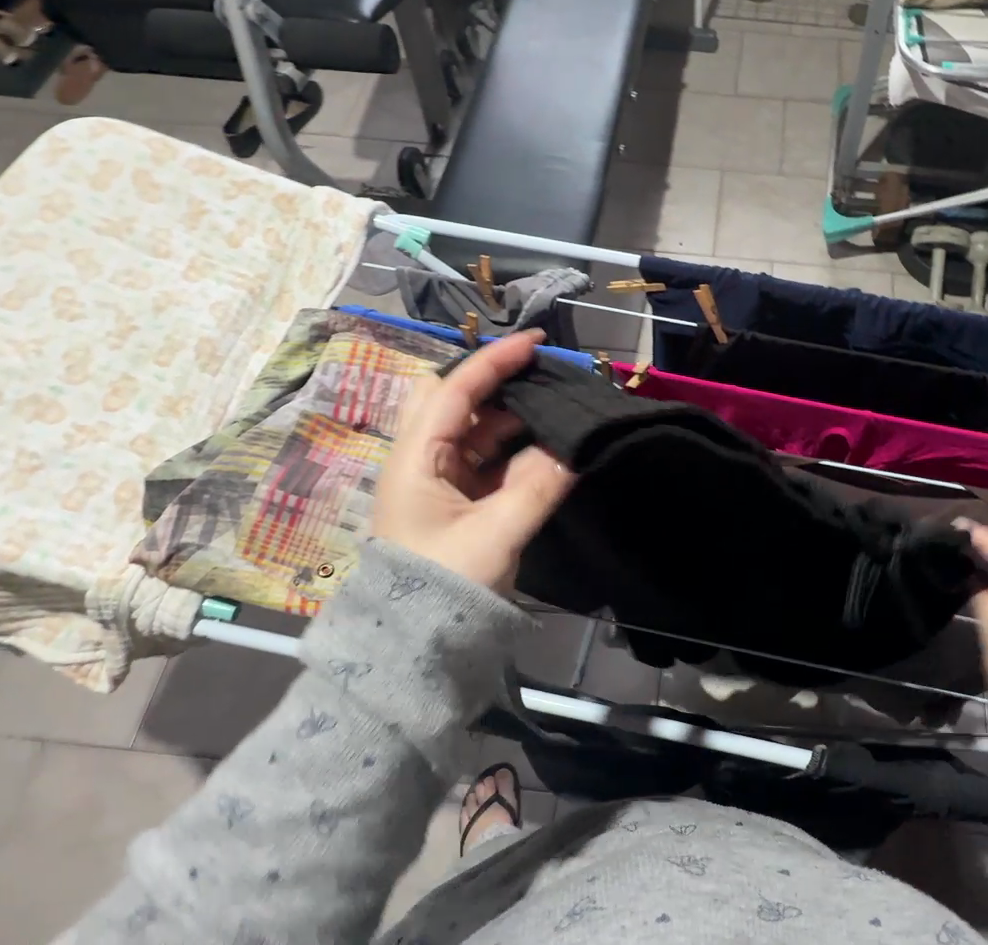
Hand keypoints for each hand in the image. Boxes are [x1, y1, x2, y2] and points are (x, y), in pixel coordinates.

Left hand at [371, 332, 573, 591]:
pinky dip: (511, 447)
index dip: (495, 361)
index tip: (536, 342)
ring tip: (552, 409)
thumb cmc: (445, 583)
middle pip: (453, 400)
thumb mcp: (495, 535)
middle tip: (540, 377)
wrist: (414, 645)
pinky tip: (543, 447)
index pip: (455, 391)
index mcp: (416, 458)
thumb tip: (572, 451)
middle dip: (495, 383)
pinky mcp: (452, 501)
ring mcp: (436, 480)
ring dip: (509, 416)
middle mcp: (420, 459)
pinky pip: (483, 459)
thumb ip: (536, 487)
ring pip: (471, 429)